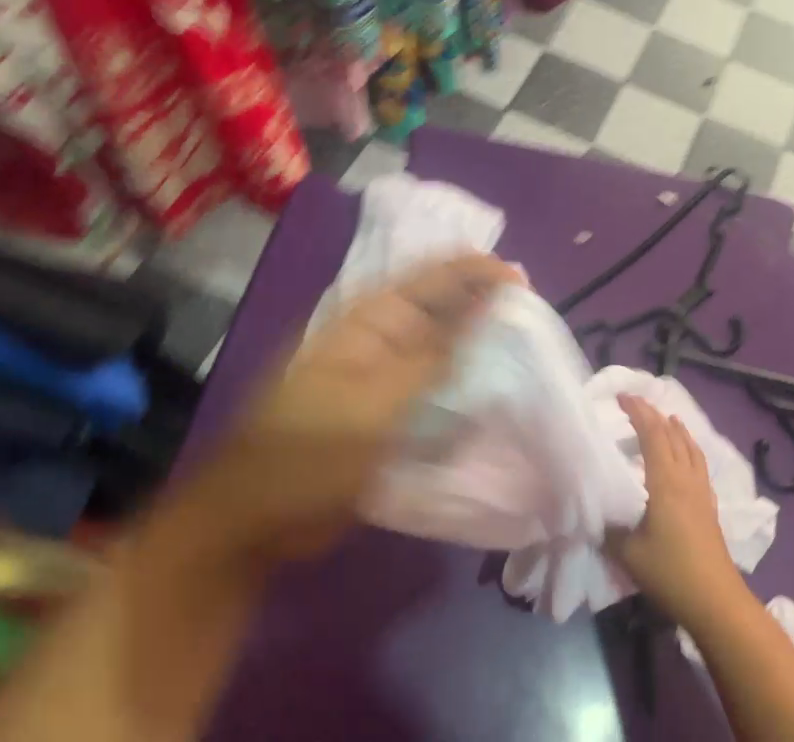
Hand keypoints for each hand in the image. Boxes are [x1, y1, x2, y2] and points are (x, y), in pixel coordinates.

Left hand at [185, 253, 518, 565]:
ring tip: (528, 357)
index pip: (431, 276)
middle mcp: (382, 340)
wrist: (258, 522)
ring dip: (482, 353)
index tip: (524, 283)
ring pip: (447, 352)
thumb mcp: (378, 401)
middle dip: (487, 312)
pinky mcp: (394, 414)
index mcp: (370, 321)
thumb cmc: (310, 453)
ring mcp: (388, 378)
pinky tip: (499, 397)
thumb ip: (438, 355)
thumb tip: (491, 305)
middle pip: (444, 310)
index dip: (477, 272)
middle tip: (535, 324)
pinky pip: (441, 391)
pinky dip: (468, 390)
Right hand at [606, 394, 753, 627]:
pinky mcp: (710, 507)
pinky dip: (689, 449)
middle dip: (654, 415)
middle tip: (636, 404)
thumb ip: (609, 528)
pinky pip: (698, 464)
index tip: (622, 397)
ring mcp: (702, 492)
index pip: (652, 434)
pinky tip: (685, 459)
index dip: (638, 412)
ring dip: (677, 430)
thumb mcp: (628, 552)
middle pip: (672, 436)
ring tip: (668, 420)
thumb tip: (595, 512)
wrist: (715, 599)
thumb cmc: (670, 572)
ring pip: (691, 448)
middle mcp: (686, 479)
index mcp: (665, 481)